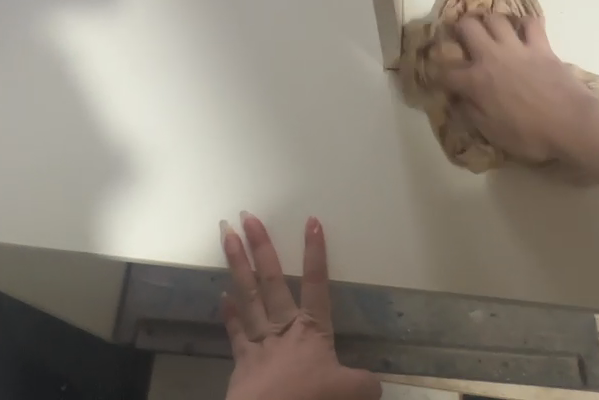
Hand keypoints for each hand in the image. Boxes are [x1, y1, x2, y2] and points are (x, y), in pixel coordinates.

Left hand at [220, 212, 378, 399]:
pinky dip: (230, 315)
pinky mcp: (242, 361)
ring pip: (248, 295)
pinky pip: (236, 333)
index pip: (316, 285)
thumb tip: (375, 382)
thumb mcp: (350, 393)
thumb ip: (362, 383)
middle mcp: (284, 327)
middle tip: (247, 217)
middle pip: (272, 280)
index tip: (311, 223)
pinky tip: (222, 296)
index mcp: (313, 331)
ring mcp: (260, 341)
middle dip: (261, 247)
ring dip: (238, 265)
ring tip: (227, 236)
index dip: (315, 254)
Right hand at [443, 14, 598, 168]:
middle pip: (467, 27)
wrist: (572, 124)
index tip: (437, 76)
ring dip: (490, 22)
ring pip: (495, 18)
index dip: (437, 73)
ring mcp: (516, 48)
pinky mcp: (540, 46)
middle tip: (464, 38)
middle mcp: (491, 57)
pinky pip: (531, 23)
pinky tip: (524, 31)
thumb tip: (459, 100)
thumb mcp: (493, 134)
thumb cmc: (531, 135)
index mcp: (476, 81)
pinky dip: (526, 24)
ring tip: (491, 30)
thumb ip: (472, 114)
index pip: (445, 72)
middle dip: (460, 28)